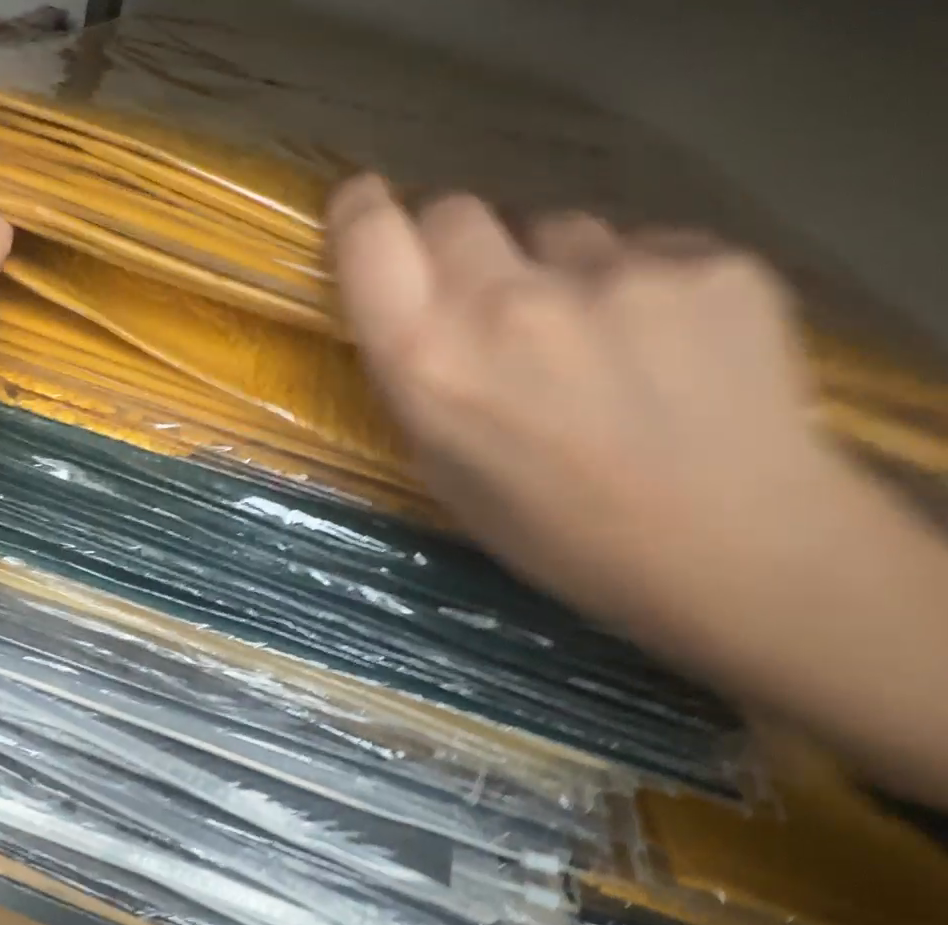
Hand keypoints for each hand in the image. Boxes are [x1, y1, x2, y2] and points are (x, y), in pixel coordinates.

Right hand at [328, 175, 847, 644]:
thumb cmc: (552, 529)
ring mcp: (614, 273)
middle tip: (486, 298)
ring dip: (552, 265)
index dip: (361, 210)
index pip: (369, 235)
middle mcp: (506, 301)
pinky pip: (644, 244)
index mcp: (428, 360)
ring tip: (593, 336)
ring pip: (554, 227)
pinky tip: (665, 343)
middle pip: (455, 210)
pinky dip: (639, 280)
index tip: (367, 207)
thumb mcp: (441, 467)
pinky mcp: (709, 260)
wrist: (733, 547)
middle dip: (456, 245)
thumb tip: (419, 307)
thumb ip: (415, 375)